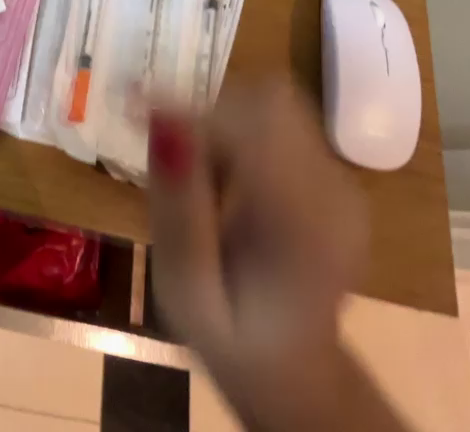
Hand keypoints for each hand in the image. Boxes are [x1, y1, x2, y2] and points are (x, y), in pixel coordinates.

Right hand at [146, 79, 367, 392]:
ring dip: (218, 122)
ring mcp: (340, 181)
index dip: (190, 102)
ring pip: (270, 106)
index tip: (129, 101)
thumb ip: (177, 207)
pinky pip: (276, 125)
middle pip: (267, 102)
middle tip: (162, 150)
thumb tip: (160, 118)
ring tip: (192, 178)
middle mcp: (335, 190)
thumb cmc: (229, 333)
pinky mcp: (331, 177)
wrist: (293, 368)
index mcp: (304, 222)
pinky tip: (216, 184)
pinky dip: (233, 136)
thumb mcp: (186, 285)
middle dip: (205, 110)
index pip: (254, 120)